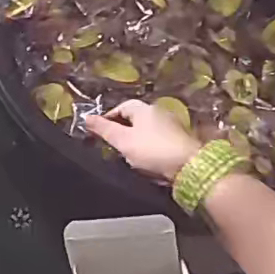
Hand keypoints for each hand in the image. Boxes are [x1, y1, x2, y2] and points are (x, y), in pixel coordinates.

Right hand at [83, 99, 203, 182]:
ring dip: (134, 138)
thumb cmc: (151, 150)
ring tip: (125, 153)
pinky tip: (144, 159)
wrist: (188, 165)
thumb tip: (86, 117)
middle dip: (121, 128)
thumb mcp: (122, 140)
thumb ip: (104, 129)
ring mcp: (170, 124)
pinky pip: (156, 138)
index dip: (108, 118)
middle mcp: (158, 111)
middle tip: (110, 143)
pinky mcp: (178, 139)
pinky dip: (147, 145)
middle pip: (134, 117)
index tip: (99, 132)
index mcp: (143, 108)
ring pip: (145, 129)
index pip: (120, 107)